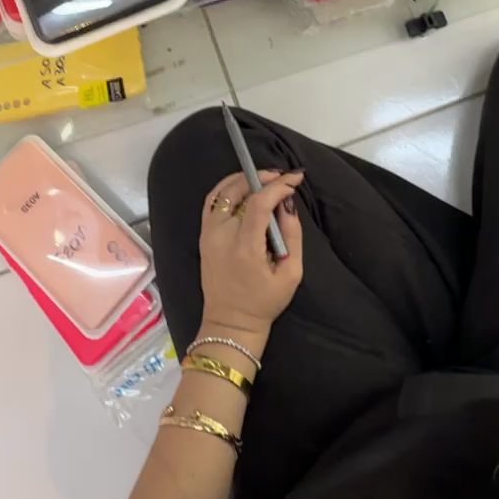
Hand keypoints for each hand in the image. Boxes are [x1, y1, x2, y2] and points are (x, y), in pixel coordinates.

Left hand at [198, 169, 304, 335]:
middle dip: (263, 177)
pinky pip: (212, 201)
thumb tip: (288, 203)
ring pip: (224, 191)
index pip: (259, 203)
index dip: (278, 185)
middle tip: (282, 176)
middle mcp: (222, 236)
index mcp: (245, 248)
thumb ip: (293, 234)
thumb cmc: (264, 302)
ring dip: (245, 178)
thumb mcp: (291, 273)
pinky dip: (227, 187)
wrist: (230, 323)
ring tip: (266, 178)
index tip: (295, 179)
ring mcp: (208, 234)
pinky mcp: (203, 235)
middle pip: (240, 191)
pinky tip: (243, 184)